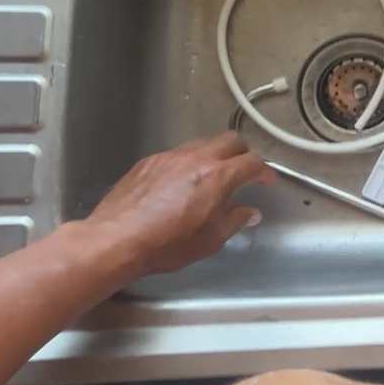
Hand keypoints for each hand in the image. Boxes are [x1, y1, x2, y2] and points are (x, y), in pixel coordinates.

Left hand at [81, 132, 277, 277]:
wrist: (115, 241)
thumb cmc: (169, 244)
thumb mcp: (211, 239)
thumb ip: (235, 219)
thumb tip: (251, 211)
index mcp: (219, 175)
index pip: (253, 163)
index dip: (266, 172)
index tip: (268, 183)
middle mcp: (197, 158)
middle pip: (231, 140)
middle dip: (242, 154)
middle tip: (243, 172)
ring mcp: (170, 156)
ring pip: (202, 144)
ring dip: (214, 156)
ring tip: (211, 176)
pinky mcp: (147, 162)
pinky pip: (176, 155)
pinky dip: (187, 164)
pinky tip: (180, 184)